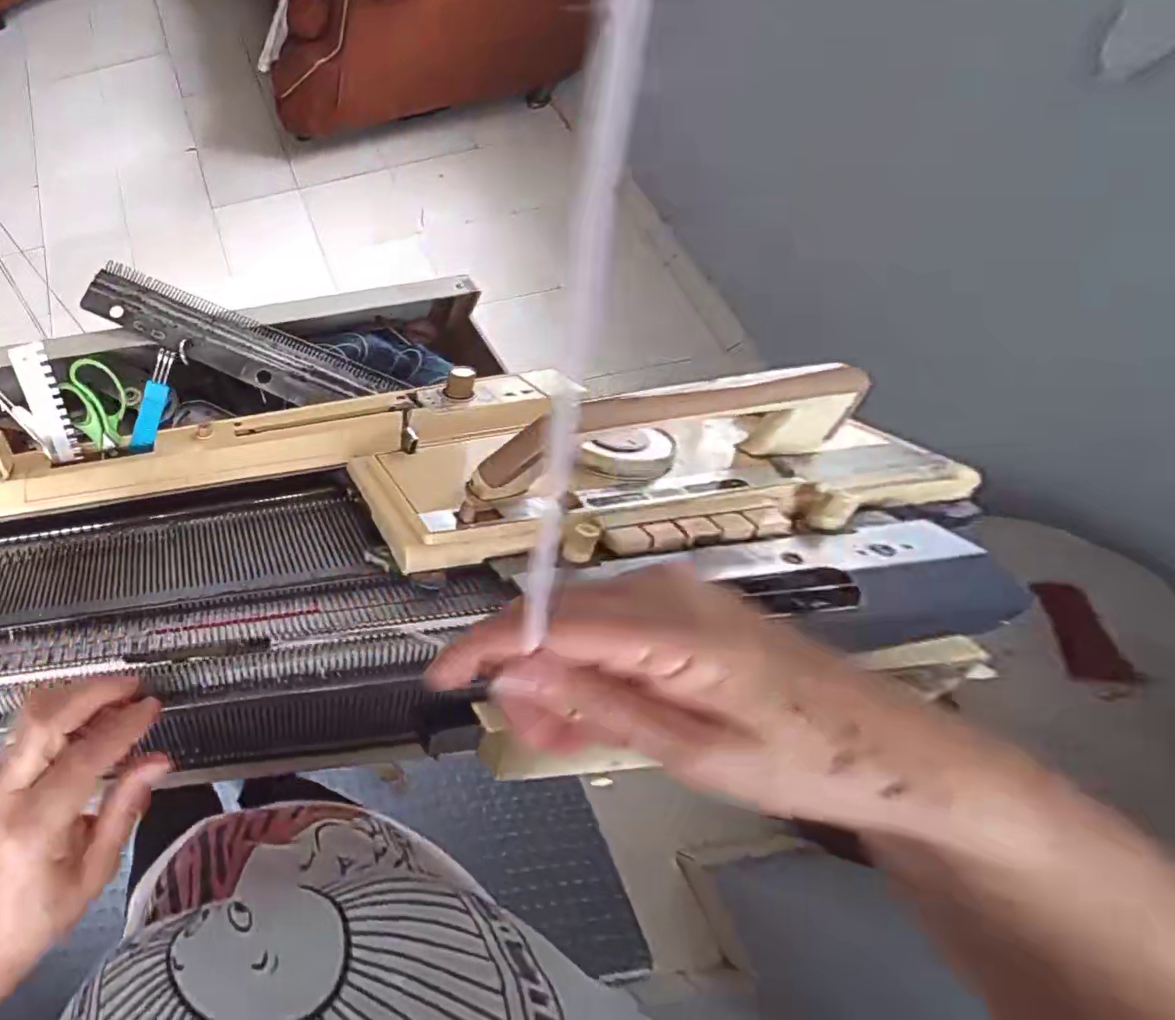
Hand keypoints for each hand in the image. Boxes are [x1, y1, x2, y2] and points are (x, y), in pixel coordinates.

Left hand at [0, 677, 169, 979]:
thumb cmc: (40, 911)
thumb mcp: (94, 872)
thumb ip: (124, 810)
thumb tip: (157, 764)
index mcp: (35, 828)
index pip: (83, 759)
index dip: (122, 728)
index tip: (150, 710)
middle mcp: (9, 793)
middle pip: (47, 719)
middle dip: (95, 693)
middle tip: (133, 687)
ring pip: (33, 711)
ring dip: (77, 693)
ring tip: (117, 694)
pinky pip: (29, 721)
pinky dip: (63, 704)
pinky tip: (91, 709)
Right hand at [427, 566, 1048, 840]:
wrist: (910, 757)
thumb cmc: (811, 762)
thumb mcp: (692, 753)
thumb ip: (595, 702)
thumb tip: (512, 669)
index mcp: (671, 627)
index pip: (543, 623)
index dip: (482, 647)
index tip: (441, 678)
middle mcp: (659, 591)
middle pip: (548, 618)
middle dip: (519, 673)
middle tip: (523, 731)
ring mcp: (668, 592)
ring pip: (568, 624)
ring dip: (550, 676)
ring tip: (559, 733)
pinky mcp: (674, 603)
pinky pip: (600, 626)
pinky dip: (581, 668)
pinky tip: (590, 710)